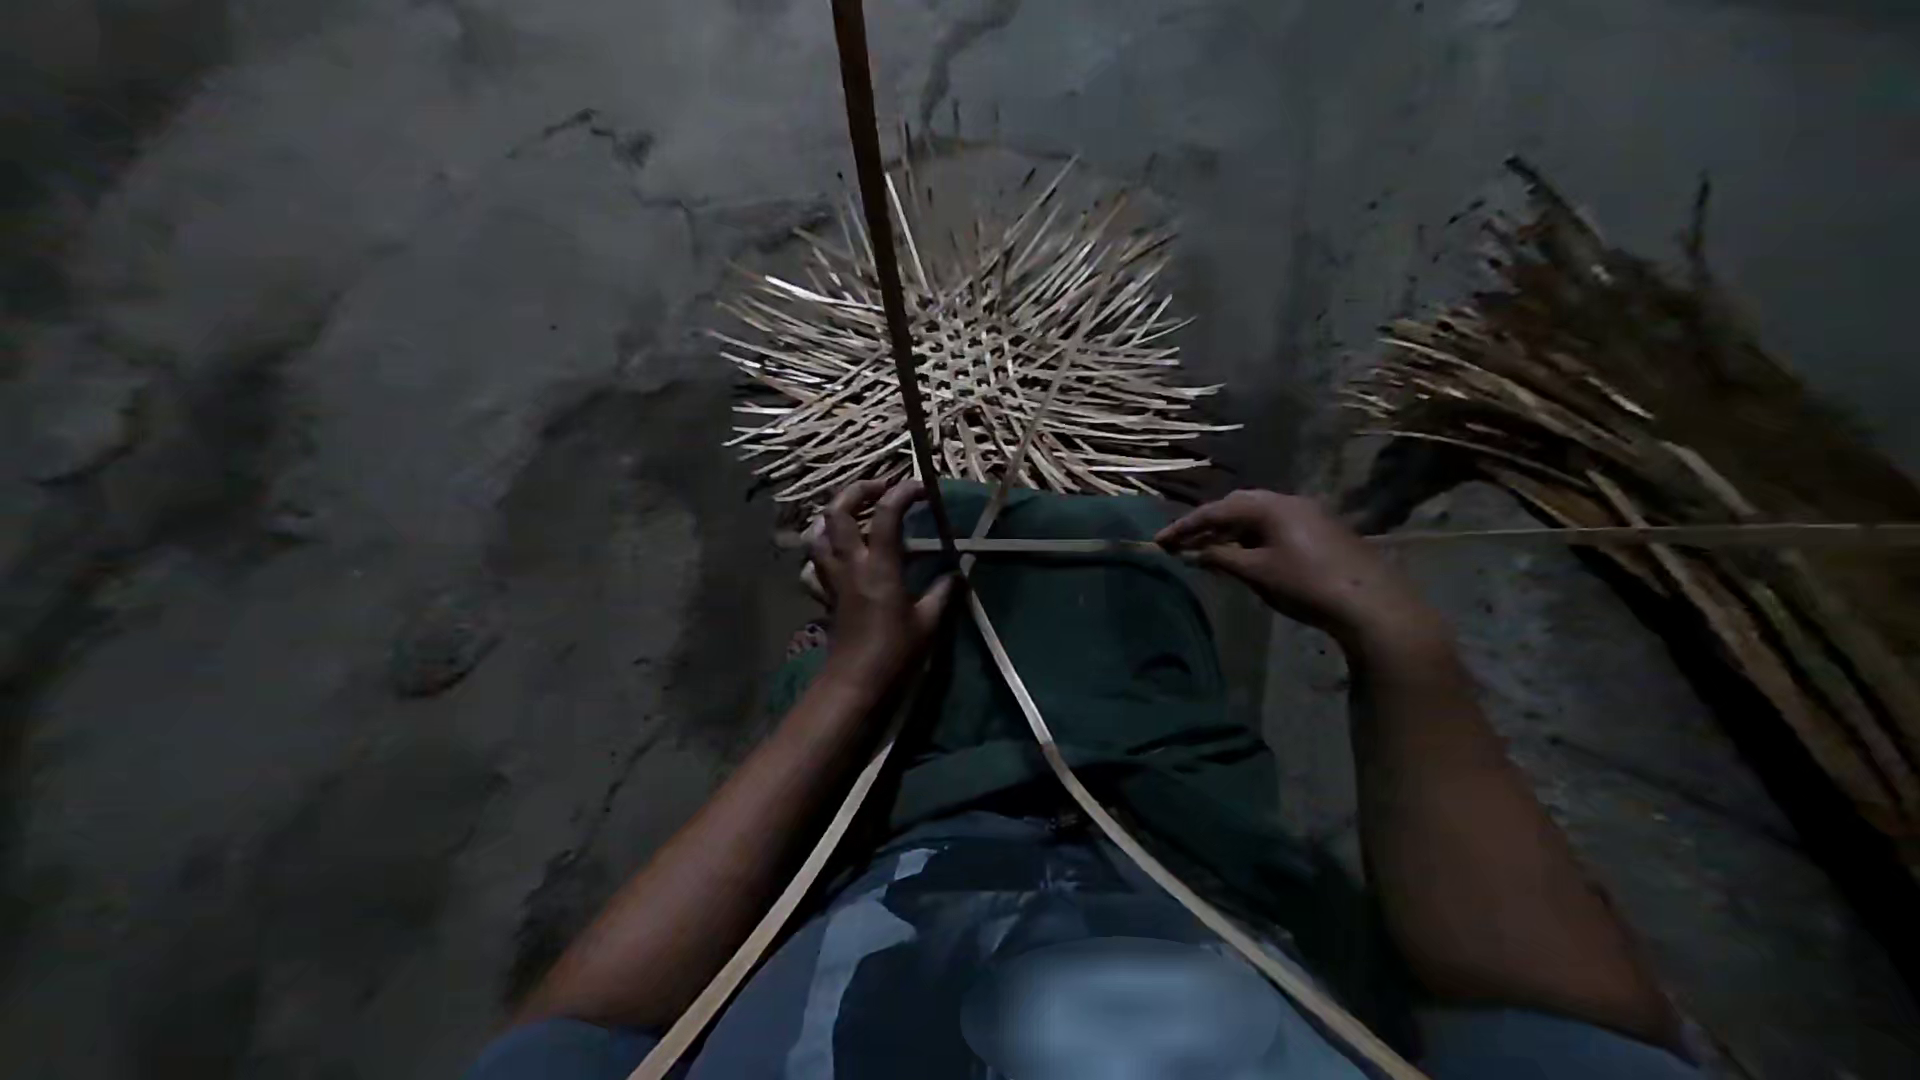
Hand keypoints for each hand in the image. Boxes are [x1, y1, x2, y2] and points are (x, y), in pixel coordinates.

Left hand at [808, 479, 957, 686]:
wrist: (855, 683)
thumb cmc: (895, 653)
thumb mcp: (928, 622)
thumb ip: (943, 592)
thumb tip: (957, 573)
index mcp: (879, 567)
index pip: (885, 515)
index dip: (902, 493)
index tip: (920, 489)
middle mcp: (850, 565)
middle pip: (836, 512)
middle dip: (856, 491)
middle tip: (880, 489)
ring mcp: (833, 579)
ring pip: (818, 534)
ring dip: (834, 517)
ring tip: (855, 514)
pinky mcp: (825, 595)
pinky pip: (814, 565)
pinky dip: (822, 551)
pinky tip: (837, 554)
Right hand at [1155, 489, 1437, 644]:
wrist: (1372, 604)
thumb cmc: (1306, 585)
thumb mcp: (1256, 573)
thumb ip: (1221, 558)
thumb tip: (1194, 553)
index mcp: (1269, 506)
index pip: (1216, 510)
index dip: (1185, 527)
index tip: (1160, 541)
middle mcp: (1288, 501)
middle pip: (1236, 505)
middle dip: (1207, 524)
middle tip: (1183, 544)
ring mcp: (1308, 514)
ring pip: (1257, 516)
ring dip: (1229, 531)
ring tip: (1208, 551)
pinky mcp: (1320, 530)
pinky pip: (1274, 525)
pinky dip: (1251, 536)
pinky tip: (1243, 555)